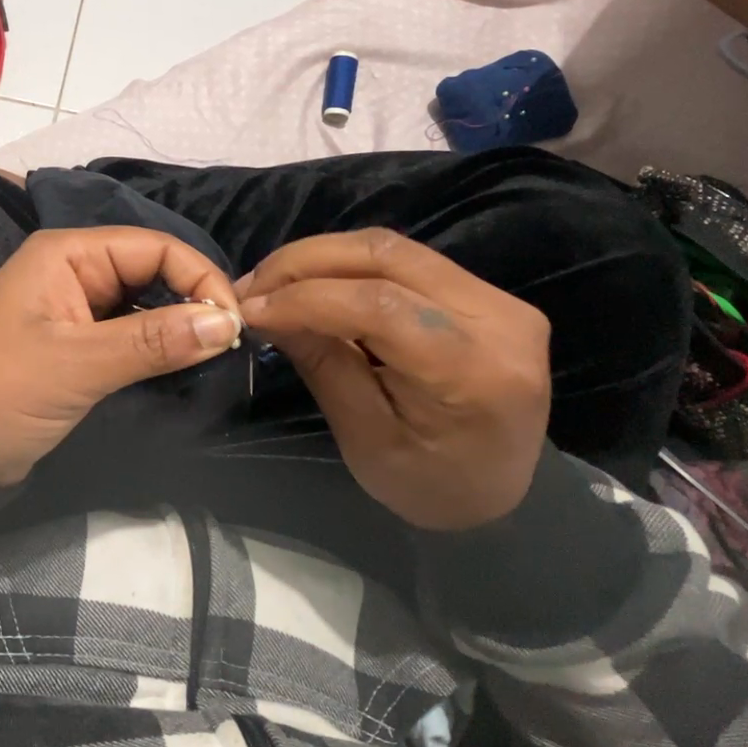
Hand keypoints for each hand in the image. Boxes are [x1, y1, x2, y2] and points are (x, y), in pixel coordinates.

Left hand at [0, 227, 243, 487]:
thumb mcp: (76, 365)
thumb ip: (151, 341)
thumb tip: (226, 322)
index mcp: (65, 255)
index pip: (153, 246)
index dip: (199, 277)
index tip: (234, 326)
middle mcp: (72, 272)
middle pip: (152, 271)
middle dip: (192, 300)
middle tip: (229, 347)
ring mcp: (73, 310)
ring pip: (144, 304)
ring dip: (178, 327)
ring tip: (213, 359)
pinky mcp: (75, 346)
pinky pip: (128, 334)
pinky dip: (156, 347)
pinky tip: (181, 367)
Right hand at [236, 229, 551, 530]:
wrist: (500, 498)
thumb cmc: (428, 484)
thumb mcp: (365, 437)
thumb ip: (322, 363)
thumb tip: (262, 311)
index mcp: (475, 370)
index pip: (379, 305)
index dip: (303, 298)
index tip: (247, 310)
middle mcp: (499, 317)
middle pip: (385, 256)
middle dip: (303, 263)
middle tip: (249, 287)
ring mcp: (497, 298)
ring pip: (390, 248)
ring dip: (319, 258)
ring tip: (270, 283)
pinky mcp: (484, 292)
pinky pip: (402, 260)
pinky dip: (344, 265)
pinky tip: (308, 283)